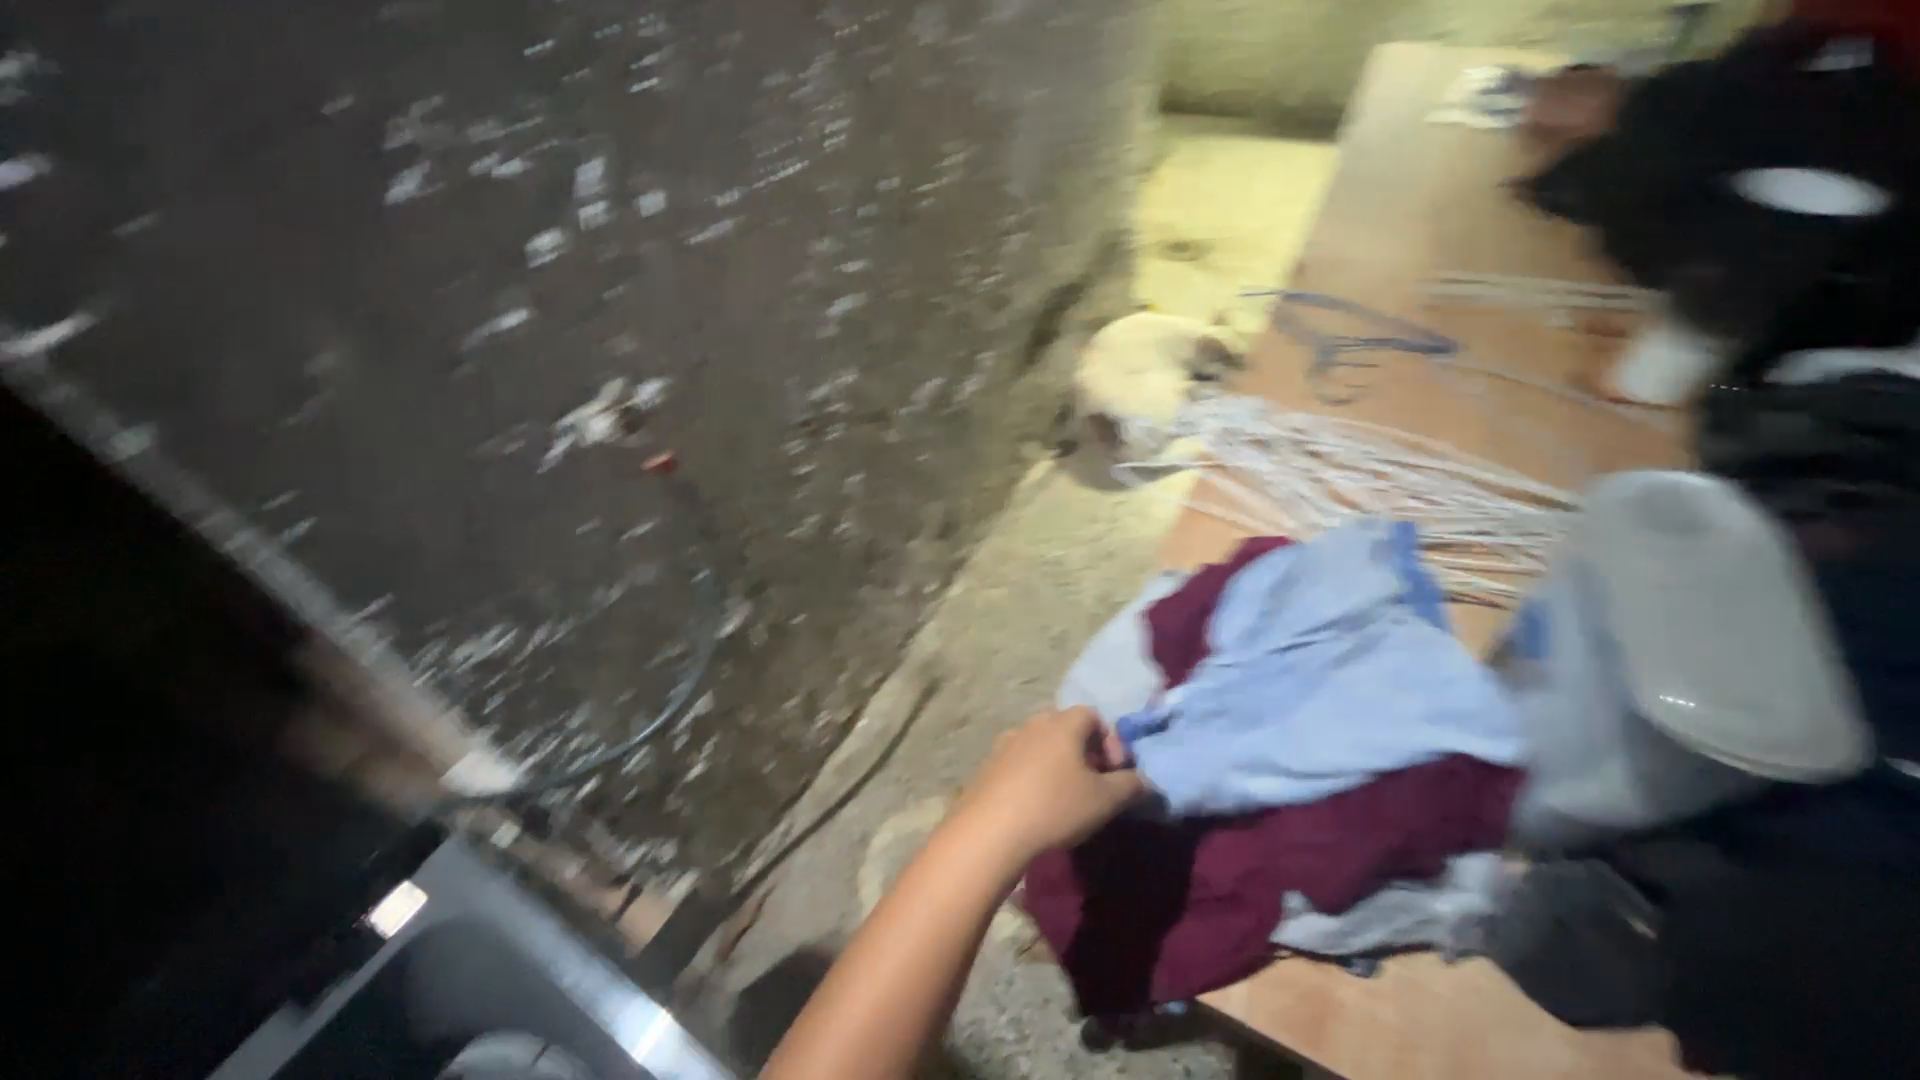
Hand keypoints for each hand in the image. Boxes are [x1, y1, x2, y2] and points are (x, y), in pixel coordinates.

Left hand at [947, 706, 1146, 865]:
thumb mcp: (1105, 800)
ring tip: (1064, 797)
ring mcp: (1004, 744)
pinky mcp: (986, 767)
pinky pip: (1017, 763)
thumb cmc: (1055, 807)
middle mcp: (1031, 724)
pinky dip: (1031, 777)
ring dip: (1056, 764)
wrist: (990, 832)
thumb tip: (1145, 780)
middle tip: (1093, 783)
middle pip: (1064, 727)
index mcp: (1062, 723)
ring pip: (1039, 745)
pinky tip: (1034, 807)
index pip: (1093, 715)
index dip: (1111, 740)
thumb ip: (1131, 785)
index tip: (1116, 772)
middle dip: (1084, 751)